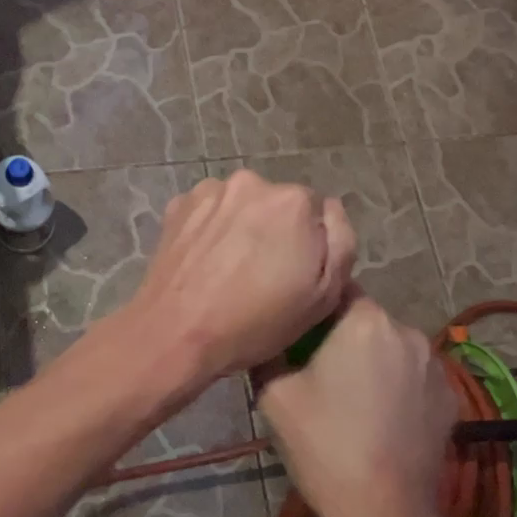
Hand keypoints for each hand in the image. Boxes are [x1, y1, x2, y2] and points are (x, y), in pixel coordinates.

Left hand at [124, 170, 355, 379]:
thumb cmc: (255, 322)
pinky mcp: (177, 205)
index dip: (308, 244)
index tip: (293, 273)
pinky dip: (210, 230)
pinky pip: (208, 213)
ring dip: (241, 227)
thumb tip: (330, 211)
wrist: (176, 333)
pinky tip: (204, 263)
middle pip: (276, 204)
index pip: (315, 212)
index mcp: (293, 201)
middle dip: (274, 230)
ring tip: (228, 271)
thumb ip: (341, 242)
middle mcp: (251, 183)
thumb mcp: (323, 295)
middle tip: (261, 275)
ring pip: (240, 206)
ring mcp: (209, 191)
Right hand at [256, 292, 458, 516]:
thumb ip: (268, 350)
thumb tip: (267, 333)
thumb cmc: (324, 446)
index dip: (313, 308)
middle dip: (341, 335)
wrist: (385, 514)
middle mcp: (406, 330)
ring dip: (370, 359)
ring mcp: (435, 365)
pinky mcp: (450, 398)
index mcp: (363, 320)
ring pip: (390, 346)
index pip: (335, 288)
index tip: (296, 334)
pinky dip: (396, 385)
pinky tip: (379, 419)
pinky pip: (413, 375)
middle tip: (316, 370)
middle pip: (364, 318)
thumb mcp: (273, 394)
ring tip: (349, 398)